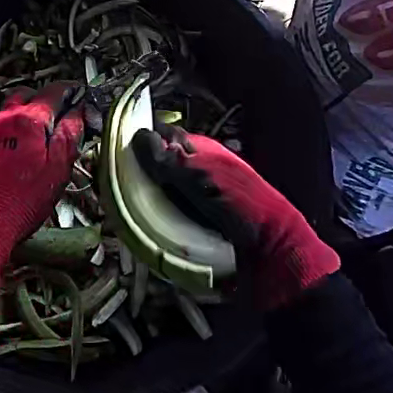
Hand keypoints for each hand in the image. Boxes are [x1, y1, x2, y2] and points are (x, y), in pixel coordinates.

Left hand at [0, 84, 84, 317]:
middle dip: (42, 99)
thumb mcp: (58, 169)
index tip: (76, 94)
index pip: (53, 92)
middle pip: (25, 95)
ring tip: (31, 130)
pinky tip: (4, 142)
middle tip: (55, 111)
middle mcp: (3, 119)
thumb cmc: (20, 201)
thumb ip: (69, 136)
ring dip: (19, 113)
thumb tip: (77, 116)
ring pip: (3, 109)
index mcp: (28, 121)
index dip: (69, 91)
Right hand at [130, 125, 339, 309]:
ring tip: (127, 212)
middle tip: (118, 187)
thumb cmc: (243, 209)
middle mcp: (199, 171)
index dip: (141, 140)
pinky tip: (148, 229)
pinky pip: (170, 217)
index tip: (116, 152)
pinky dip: (159, 221)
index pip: (163, 135)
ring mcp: (200, 199)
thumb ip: (169, 159)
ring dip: (148, 201)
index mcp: (203, 151)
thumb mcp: (202, 179)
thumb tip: (137, 135)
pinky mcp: (200, 225)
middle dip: (140, 174)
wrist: (276, 257)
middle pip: (159, 165)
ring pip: (162, 192)